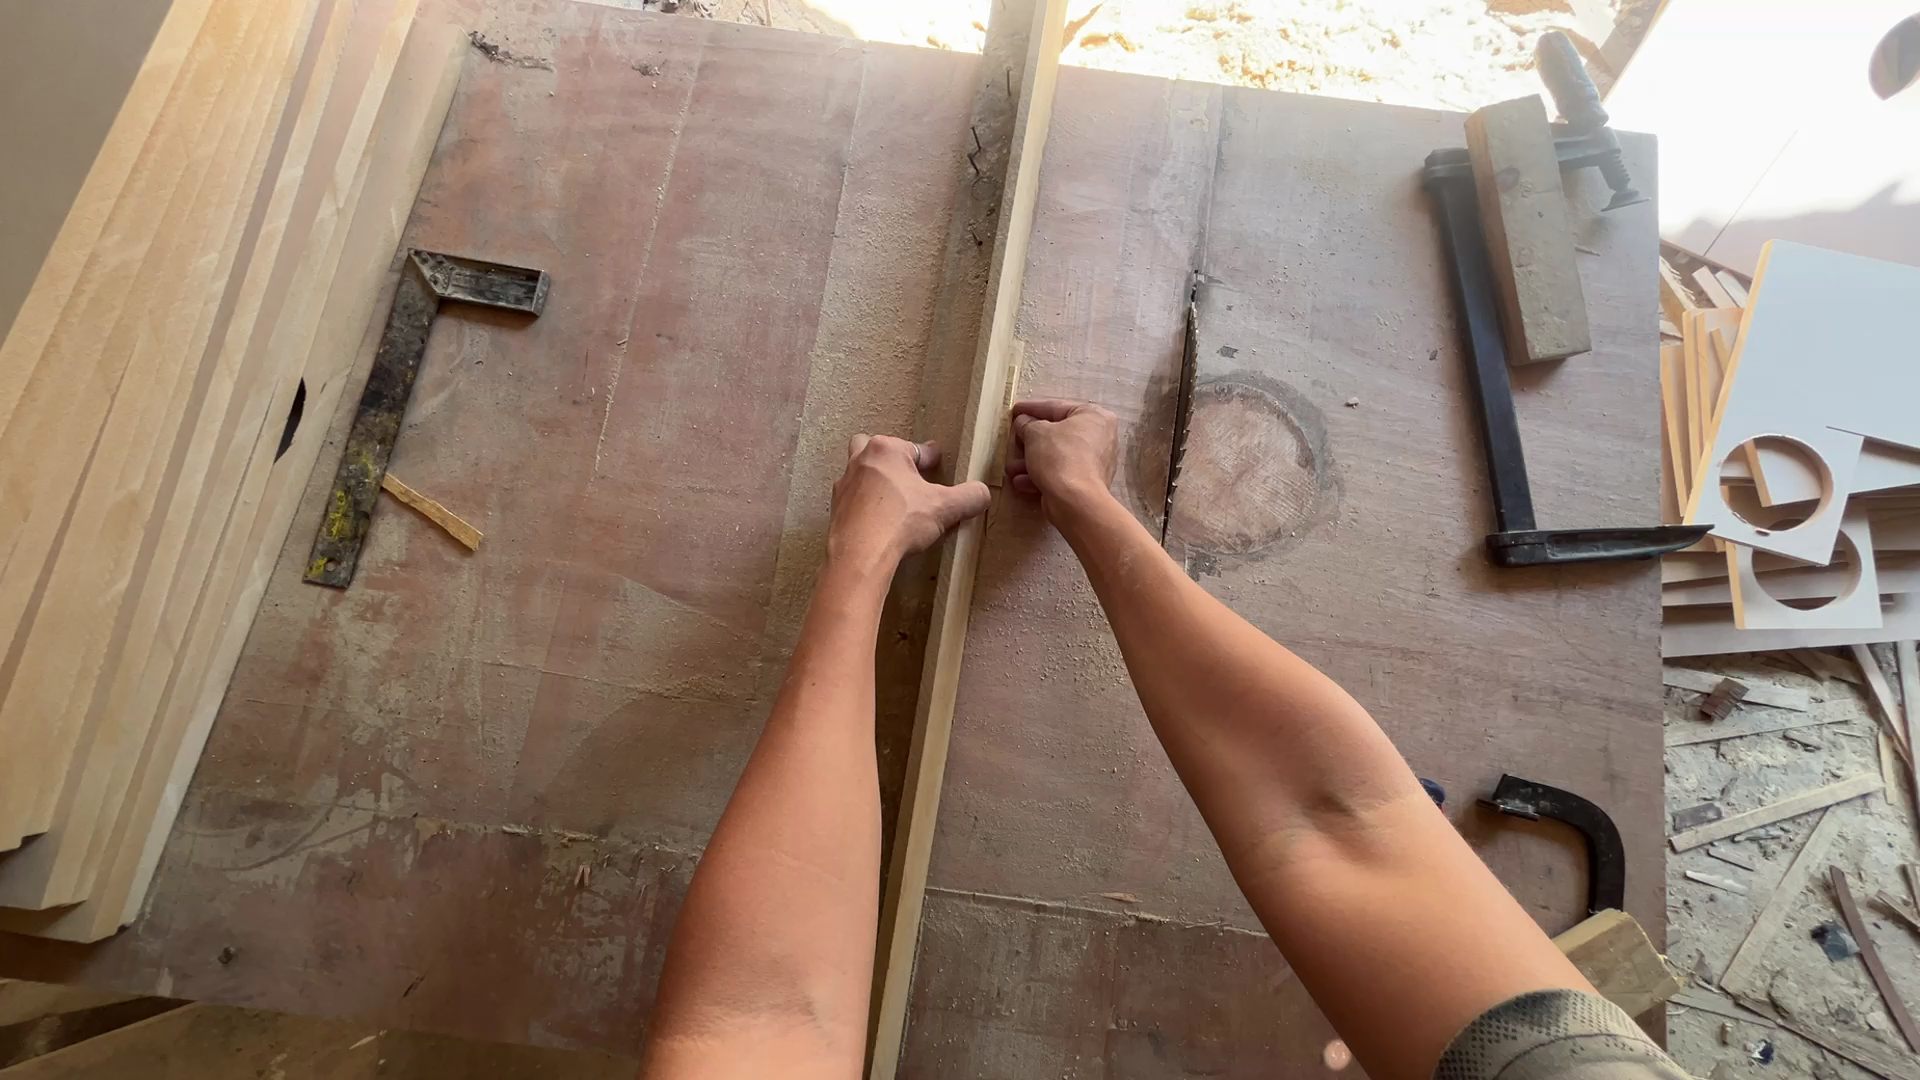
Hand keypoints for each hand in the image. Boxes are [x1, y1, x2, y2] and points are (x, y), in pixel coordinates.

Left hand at [828, 435, 990, 566]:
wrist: (860, 555)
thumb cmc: (899, 522)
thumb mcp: (945, 508)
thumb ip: (969, 497)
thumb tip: (982, 494)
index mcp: (887, 450)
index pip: (918, 449)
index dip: (933, 458)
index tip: (938, 462)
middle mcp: (861, 460)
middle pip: (878, 448)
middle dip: (892, 458)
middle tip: (908, 474)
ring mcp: (844, 484)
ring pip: (860, 471)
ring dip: (876, 479)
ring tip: (893, 497)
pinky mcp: (835, 508)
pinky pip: (852, 498)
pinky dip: (865, 503)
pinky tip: (877, 519)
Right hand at [1003, 399, 1118, 517]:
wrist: (1075, 501)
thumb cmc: (1059, 457)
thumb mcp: (1036, 433)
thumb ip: (1028, 424)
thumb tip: (1023, 422)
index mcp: (1094, 416)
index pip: (1057, 407)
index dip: (1032, 408)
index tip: (1015, 411)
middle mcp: (1100, 436)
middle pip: (1057, 434)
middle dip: (1030, 441)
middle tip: (1014, 440)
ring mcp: (1096, 462)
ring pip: (1057, 456)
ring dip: (1031, 462)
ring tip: (1012, 468)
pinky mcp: (1087, 483)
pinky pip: (1062, 473)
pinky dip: (1042, 476)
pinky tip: (1022, 482)